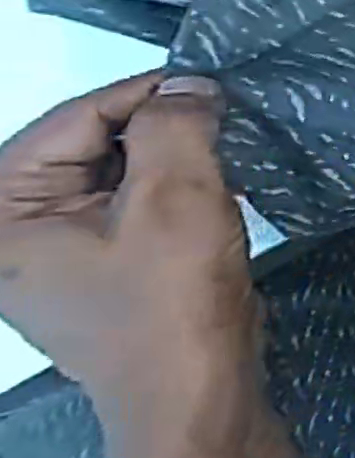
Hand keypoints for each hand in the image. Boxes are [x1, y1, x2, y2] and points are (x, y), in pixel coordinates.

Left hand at [0, 74, 254, 412]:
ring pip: (113, 175)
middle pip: (87, 147)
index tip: (214, 80)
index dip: (145, 92)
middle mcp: (7, 225)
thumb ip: (177, 129)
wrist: (191, 377)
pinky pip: (129, 204)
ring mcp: (49, 249)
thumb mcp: (179, 198)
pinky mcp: (96, 264)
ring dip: (172, 156)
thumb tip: (191, 83)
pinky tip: (216, 184)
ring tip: (229, 144)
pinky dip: (173, 185)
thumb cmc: (171, 291)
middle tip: (228, 112)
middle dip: (160, 125)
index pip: (71, 121)